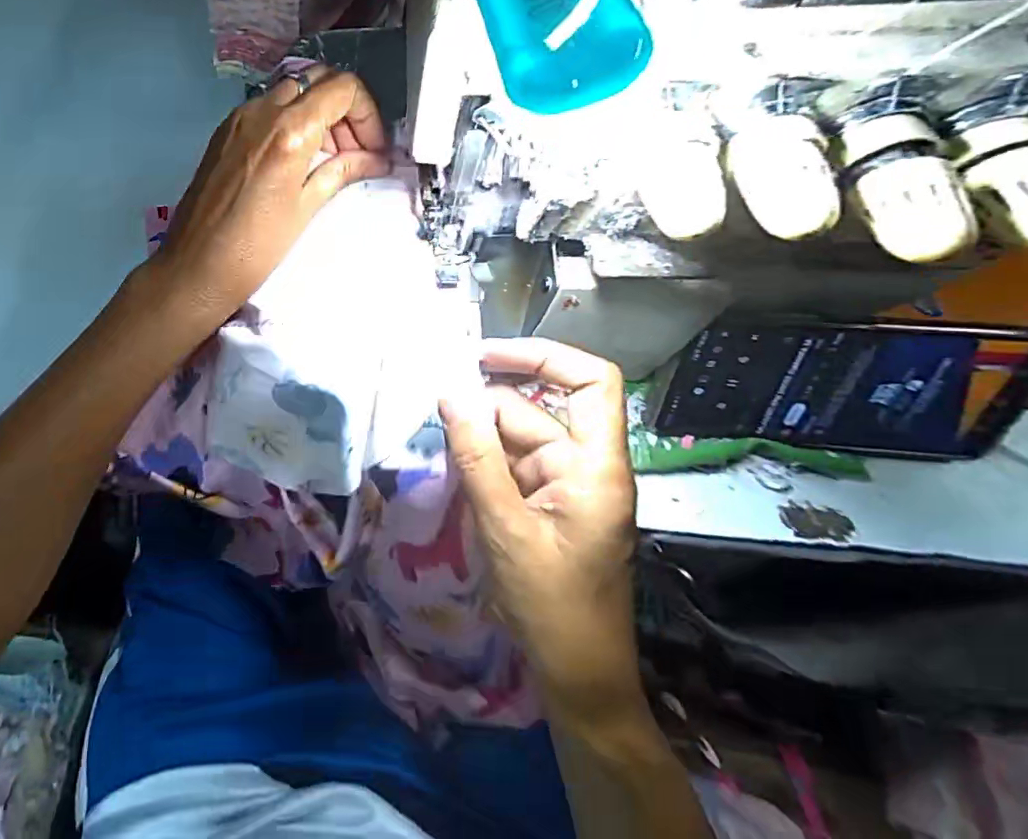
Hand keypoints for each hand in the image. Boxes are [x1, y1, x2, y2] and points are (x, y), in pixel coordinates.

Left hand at [147, 66, 390, 325]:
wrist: (194, 269)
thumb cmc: (252, 250)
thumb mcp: (304, 209)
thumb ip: (340, 172)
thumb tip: (373, 159)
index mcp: (287, 131)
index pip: (342, 88)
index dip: (367, 114)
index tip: (371, 149)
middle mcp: (260, 113)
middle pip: (316, 82)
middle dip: (343, 111)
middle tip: (353, 152)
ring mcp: (237, 120)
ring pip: (290, 93)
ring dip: (316, 115)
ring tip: (325, 159)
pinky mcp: (222, 133)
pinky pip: (265, 110)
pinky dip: (288, 122)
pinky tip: (294, 160)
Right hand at [439, 338, 641, 719]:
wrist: (576, 671)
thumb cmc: (552, 604)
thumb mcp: (506, 528)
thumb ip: (477, 458)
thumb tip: (451, 397)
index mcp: (595, 467)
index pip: (591, 383)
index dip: (543, 357)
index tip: (485, 357)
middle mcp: (583, 466)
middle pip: (535, 410)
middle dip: (484, 407)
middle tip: (431, 412)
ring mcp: (562, 485)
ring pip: (514, 436)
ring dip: (476, 437)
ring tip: (434, 445)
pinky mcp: (543, 503)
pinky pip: (508, 464)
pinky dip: (479, 461)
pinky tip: (450, 468)